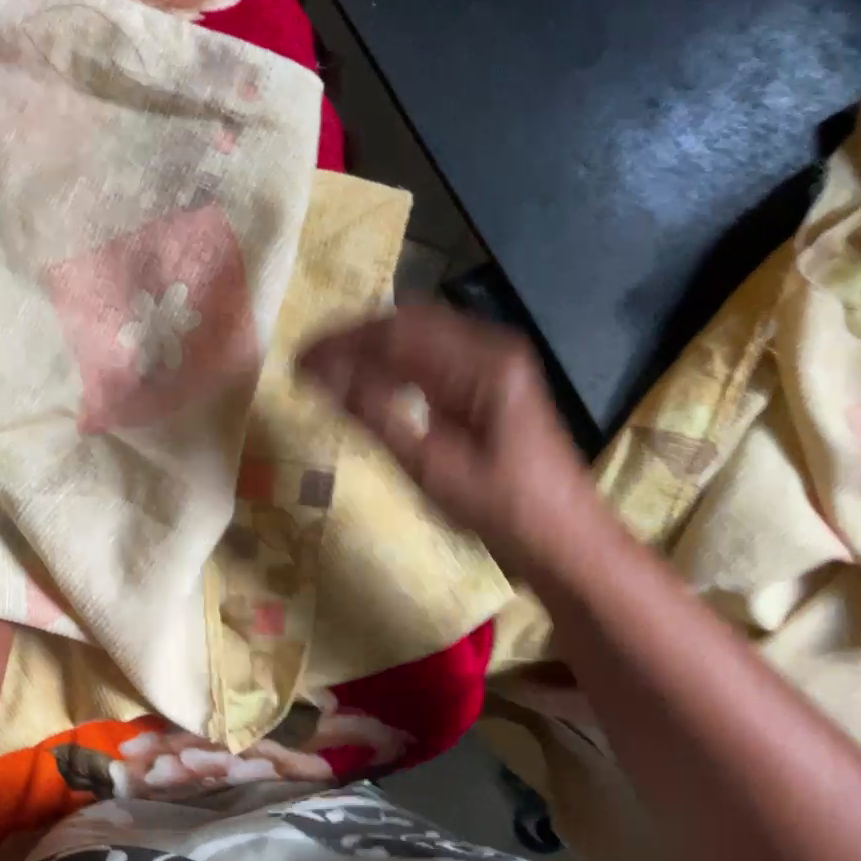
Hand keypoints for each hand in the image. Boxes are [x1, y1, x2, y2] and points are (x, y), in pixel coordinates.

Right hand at [297, 303, 606, 582]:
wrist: (562, 537)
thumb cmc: (501, 508)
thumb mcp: (432, 467)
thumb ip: (376, 416)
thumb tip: (323, 377)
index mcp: (484, 363)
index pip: (396, 334)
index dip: (340, 345)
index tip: (298, 363)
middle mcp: (489, 348)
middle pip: (403, 323)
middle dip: (347, 340)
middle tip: (302, 363)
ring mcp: (488, 362)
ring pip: (412, 335)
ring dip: (364, 349)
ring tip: (322, 370)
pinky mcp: (481, 381)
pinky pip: (425, 356)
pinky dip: (385, 363)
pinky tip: (360, 382)